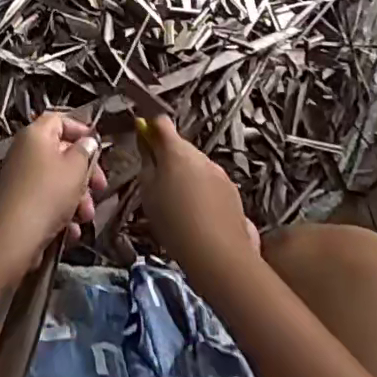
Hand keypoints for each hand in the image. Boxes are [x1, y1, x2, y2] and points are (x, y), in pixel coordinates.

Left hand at [0, 113, 107, 262]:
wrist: (13, 236)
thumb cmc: (48, 193)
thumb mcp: (75, 168)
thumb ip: (85, 151)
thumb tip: (87, 142)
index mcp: (36, 134)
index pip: (59, 119)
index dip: (80, 129)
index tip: (98, 147)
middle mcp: (25, 151)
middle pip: (62, 153)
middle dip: (84, 173)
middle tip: (100, 188)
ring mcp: (21, 177)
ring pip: (57, 180)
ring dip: (77, 197)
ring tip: (86, 216)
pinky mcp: (20, 201)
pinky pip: (46, 199)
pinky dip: (61, 212)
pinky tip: (72, 230)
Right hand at [135, 114, 258, 272]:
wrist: (217, 254)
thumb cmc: (173, 220)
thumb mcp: (147, 190)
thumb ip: (146, 161)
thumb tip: (145, 141)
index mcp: (176, 150)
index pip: (161, 123)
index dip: (150, 127)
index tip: (142, 139)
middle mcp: (201, 155)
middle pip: (180, 146)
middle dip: (168, 157)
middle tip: (156, 181)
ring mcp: (219, 173)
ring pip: (196, 165)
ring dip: (185, 174)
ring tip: (176, 201)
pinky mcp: (233, 191)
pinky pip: (210, 182)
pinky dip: (201, 189)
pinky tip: (196, 212)